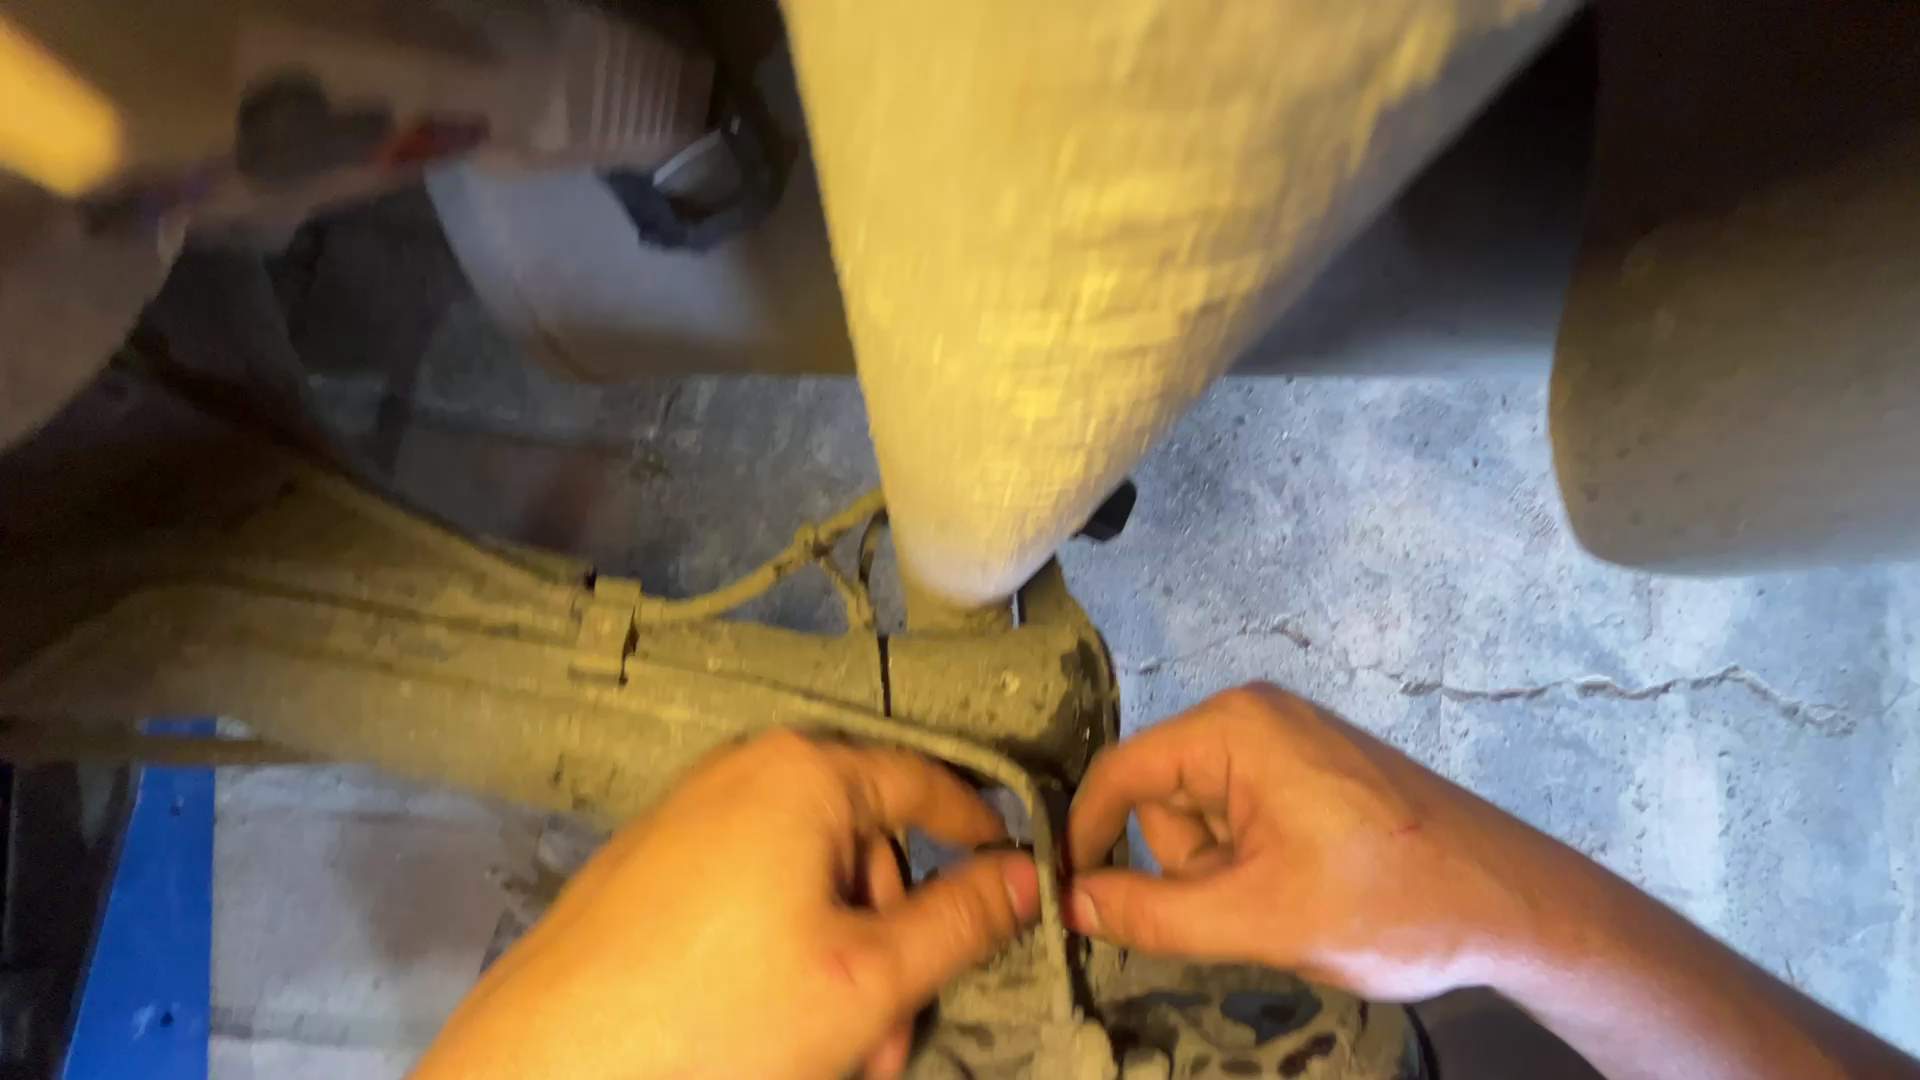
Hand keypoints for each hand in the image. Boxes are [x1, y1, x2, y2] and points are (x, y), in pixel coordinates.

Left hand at [413, 732, 1040, 1079]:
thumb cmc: (719, 1018)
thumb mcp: (867, 976)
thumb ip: (962, 917)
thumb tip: (1029, 872)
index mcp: (805, 771)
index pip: (922, 780)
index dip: (975, 825)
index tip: (1010, 869)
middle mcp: (749, 768)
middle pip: (862, 837)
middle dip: (888, 929)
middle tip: (883, 1024)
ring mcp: (693, 807)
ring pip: (808, 868)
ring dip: (838, 947)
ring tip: (827, 1039)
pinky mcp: (654, 855)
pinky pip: (752, 879)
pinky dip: (782, 938)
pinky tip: (766, 1012)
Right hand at [1066, 682, 1568, 1001]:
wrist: (1521, 907)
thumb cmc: (1386, 903)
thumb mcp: (1257, 918)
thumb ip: (1151, 912)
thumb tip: (1069, 901)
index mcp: (1231, 728)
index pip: (1121, 772)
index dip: (1087, 832)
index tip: (1070, 891)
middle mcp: (1248, 714)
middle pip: (1163, 794)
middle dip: (1188, 861)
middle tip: (1245, 907)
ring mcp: (1281, 732)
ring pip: (1200, 807)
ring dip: (1221, 863)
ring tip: (1286, 897)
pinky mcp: (1304, 758)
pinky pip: (1237, 804)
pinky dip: (1248, 851)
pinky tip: (1302, 878)